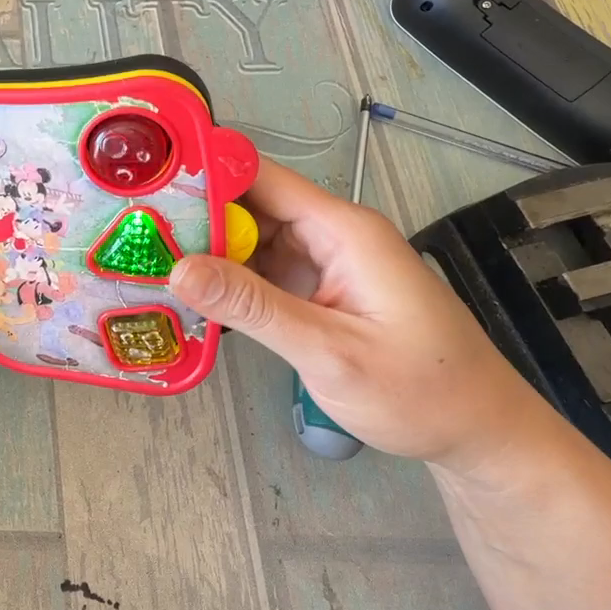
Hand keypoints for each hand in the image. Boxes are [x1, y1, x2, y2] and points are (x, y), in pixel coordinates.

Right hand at [169, 161, 559, 473]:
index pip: (258, 176)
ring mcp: (323, 261)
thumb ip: (253, 306)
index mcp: (341, 229)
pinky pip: (260, 269)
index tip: (145, 183)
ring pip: (248, 237)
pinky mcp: (317, 288)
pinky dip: (225, 278)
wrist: (484, 437)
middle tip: (126, 230)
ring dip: (203, 249)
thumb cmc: (422, 392)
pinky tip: (185, 292)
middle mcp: (329, 234)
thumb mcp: (330, 352)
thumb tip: (177, 268)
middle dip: (191, 214)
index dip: (203, 172)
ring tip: (140, 257)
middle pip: (246, 204)